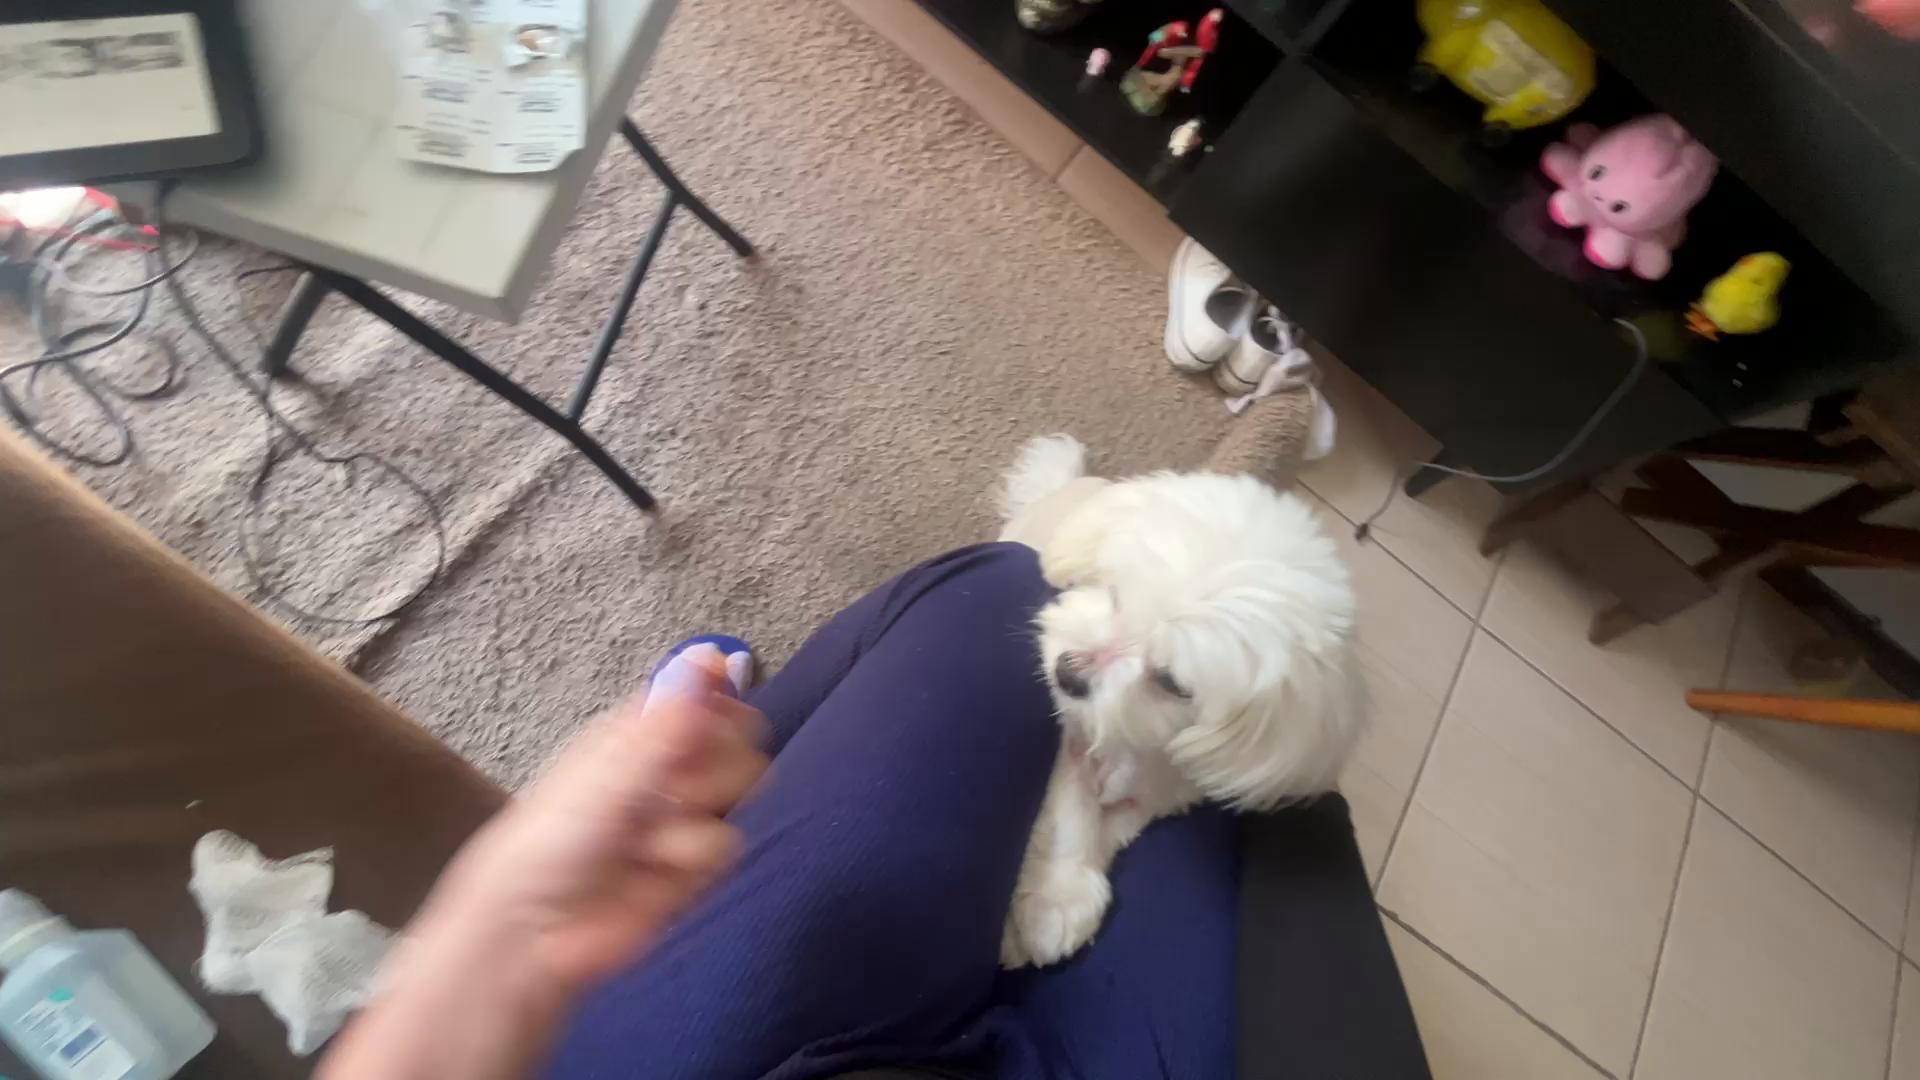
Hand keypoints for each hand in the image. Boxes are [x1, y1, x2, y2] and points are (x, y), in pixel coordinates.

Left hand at [319, 645, 767, 1079]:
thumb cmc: (554, 836)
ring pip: (741, 789)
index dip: (718, 703)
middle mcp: (672, 766)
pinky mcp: (697, 863)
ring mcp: (687, 813)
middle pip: (739, 738)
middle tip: (670, 785)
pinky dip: (688, 858)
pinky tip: (651, 869)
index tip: (709, 719)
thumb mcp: (611, 768)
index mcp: (646, 732)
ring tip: (647, 838)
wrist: (532, 932)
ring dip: (693, 815)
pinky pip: (726, 843)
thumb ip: (670, 718)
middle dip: (711, 763)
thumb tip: (712, 653)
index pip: (708, 694)